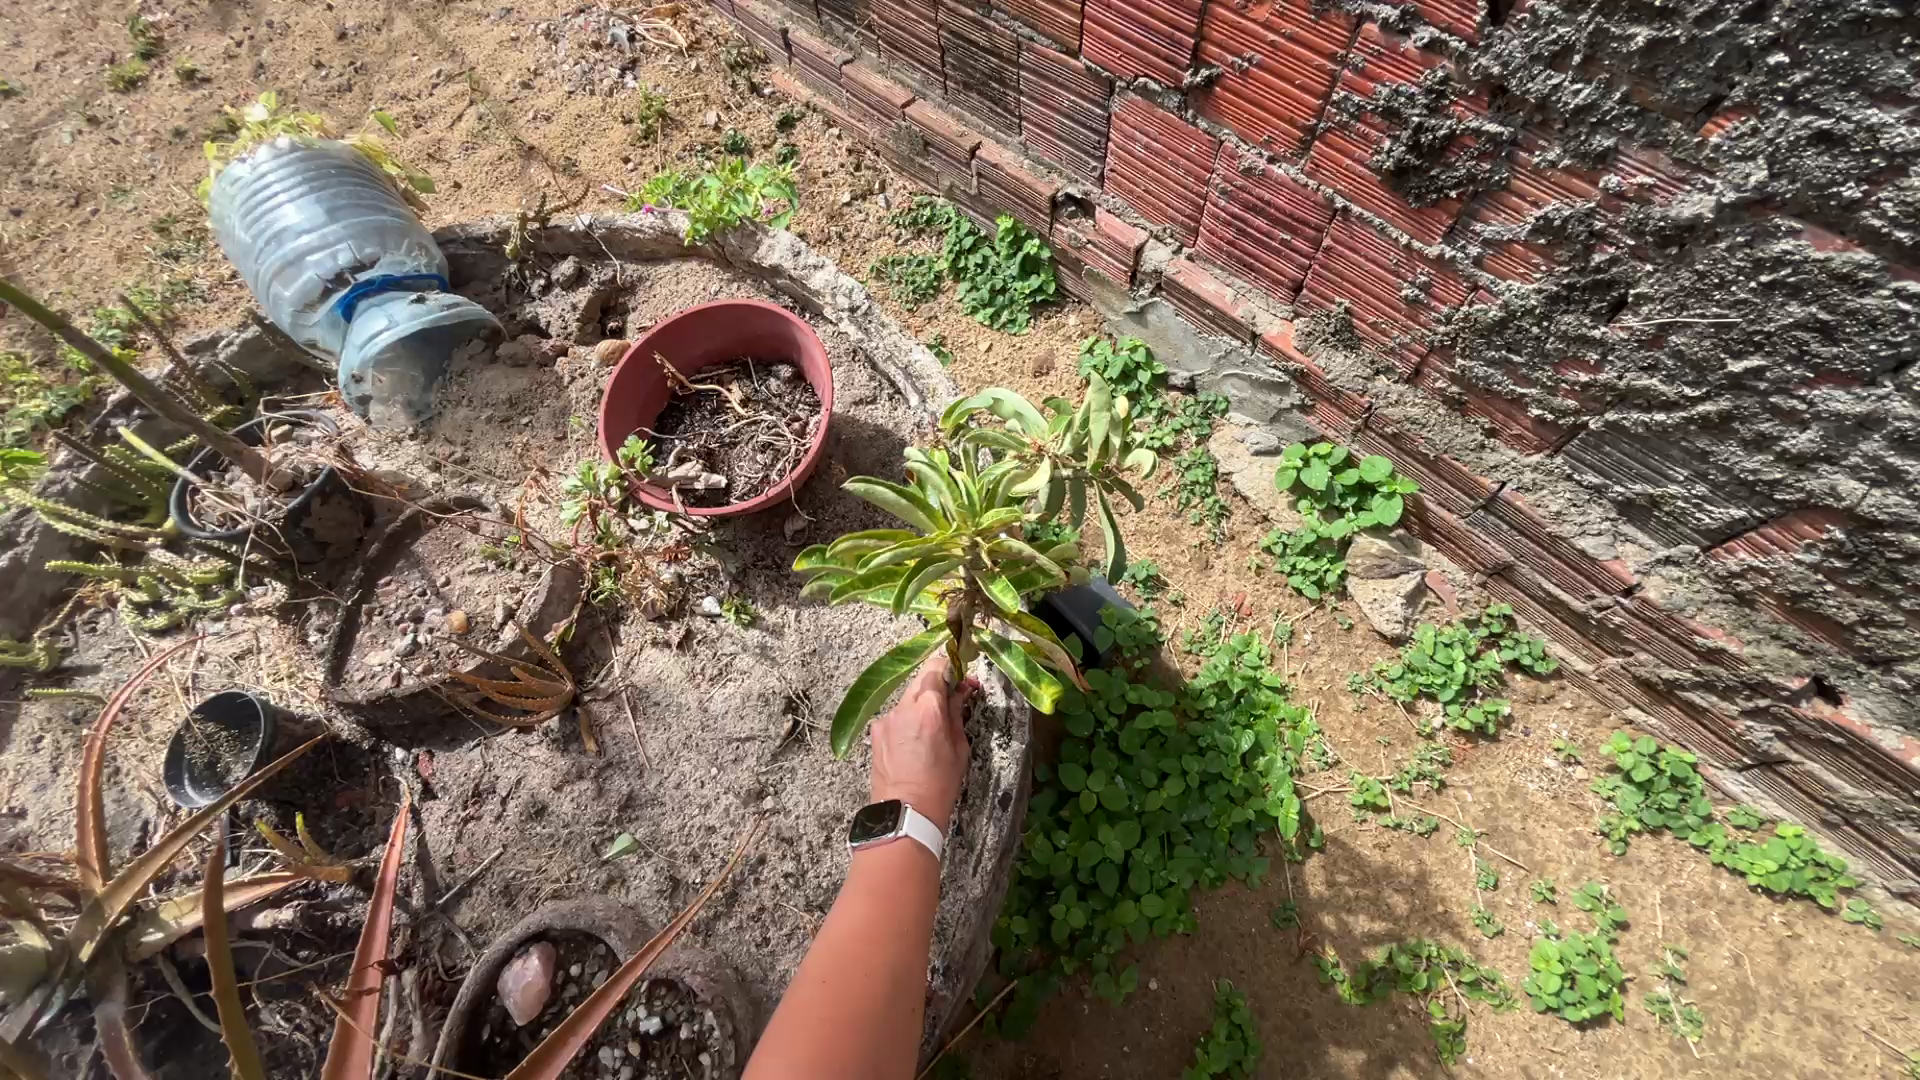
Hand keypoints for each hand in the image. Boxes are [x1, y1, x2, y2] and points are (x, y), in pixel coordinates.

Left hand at [869, 653, 974, 832]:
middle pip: (921, 680)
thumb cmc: (938, 786)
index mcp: (928, 710)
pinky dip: (908, 720)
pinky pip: (896, 716)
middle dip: (938, 687)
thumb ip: (957, 713)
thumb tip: (961, 692)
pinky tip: (915, 742)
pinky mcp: (876, 732)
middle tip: (953, 703)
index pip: (936, 667)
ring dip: (922, 705)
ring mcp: (886, 719)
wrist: (905, 814)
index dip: (952, 670)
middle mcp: (903, 708)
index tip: (962, 681)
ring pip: (908, 698)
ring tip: (933, 729)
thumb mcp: (959, 748)